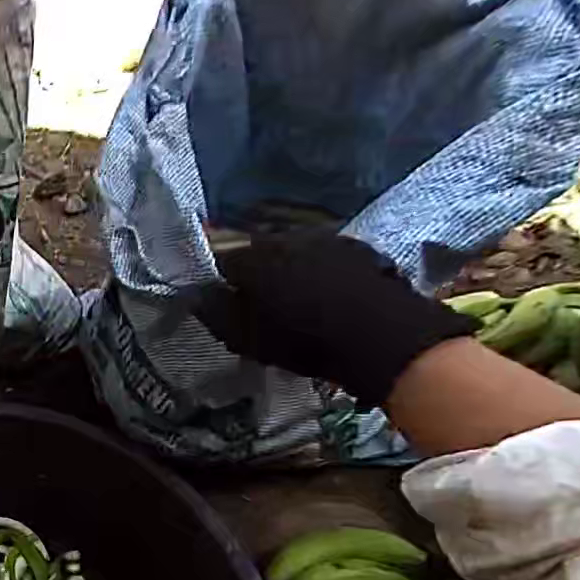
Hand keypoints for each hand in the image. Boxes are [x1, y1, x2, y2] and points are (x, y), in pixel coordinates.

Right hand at [195, 228, 480, 403]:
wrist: (382, 337)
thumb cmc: (304, 341)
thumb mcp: (247, 339)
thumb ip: (216, 314)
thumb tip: (196, 295)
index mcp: (254, 258)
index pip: (223, 263)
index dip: (221, 285)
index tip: (226, 306)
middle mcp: (288, 238)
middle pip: (261, 254)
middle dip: (257, 276)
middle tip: (260, 307)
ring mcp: (328, 239)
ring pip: (295, 254)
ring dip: (291, 273)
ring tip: (296, 304)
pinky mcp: (361, 249)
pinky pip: (327, 260)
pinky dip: (321, 275)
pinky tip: (329, 300)